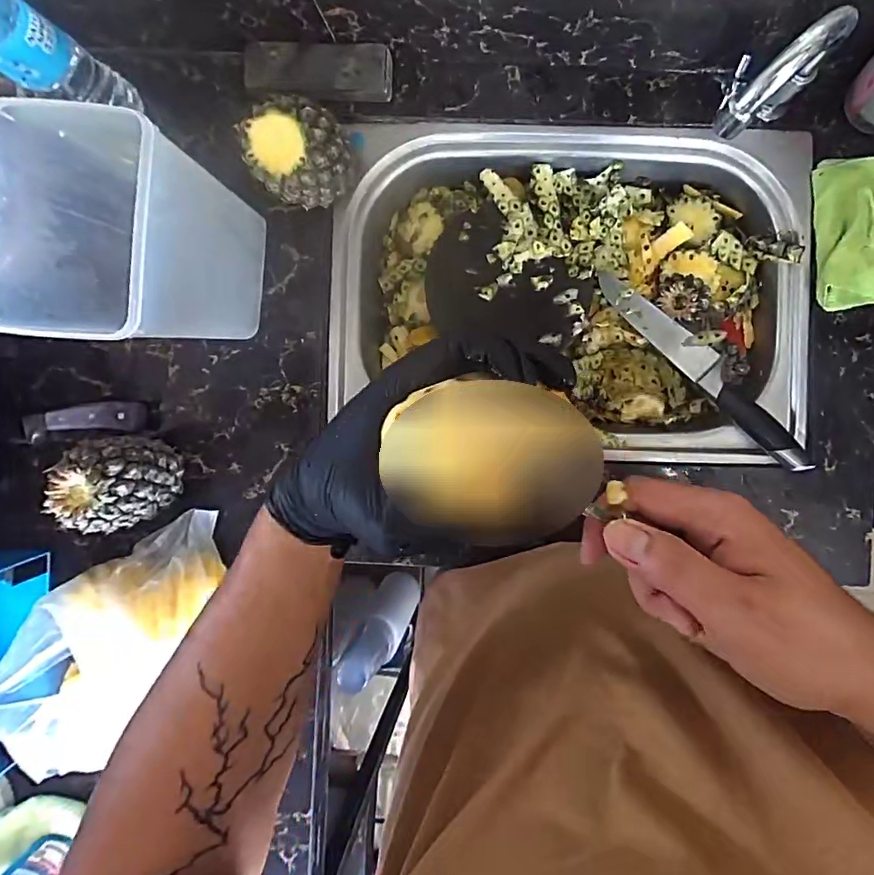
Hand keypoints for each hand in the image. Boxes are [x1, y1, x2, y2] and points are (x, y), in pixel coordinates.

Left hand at [267, 336, 572, 558]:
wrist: (309, 498)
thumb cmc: (338, 496)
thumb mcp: (379, 515)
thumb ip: (425, 523)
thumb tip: (488, 525)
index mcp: (406, 389)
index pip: (464, 349)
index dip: (506, 354)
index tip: (536, 382)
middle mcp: (419, 385)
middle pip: (483, 354)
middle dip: (528, 364)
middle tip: (564, 390)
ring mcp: (425, 400)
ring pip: (481, 375)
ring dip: (521, 382)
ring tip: (557, 405)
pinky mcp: (428, 418)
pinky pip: (473, 401)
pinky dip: (504, 407)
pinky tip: (525, 433)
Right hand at [581, 476, 873, 712]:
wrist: (860, 675)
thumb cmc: (801, 643)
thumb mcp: (728, 609)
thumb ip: (669, 565)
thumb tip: (614, 529)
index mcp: (719, 514)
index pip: (639, 493)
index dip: (607, 519)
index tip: (589, 561)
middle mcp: (718, 520)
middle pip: (646, 526)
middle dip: (646, 573)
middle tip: (679, 613)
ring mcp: (723, 545)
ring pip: (658, 556)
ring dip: (665, 595)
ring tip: (701, 626)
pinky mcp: (727, 569)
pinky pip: (681, 576)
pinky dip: (682, 605)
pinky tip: (708, 628)